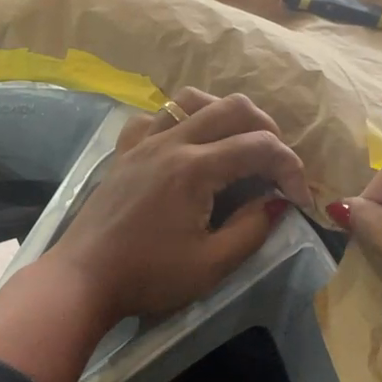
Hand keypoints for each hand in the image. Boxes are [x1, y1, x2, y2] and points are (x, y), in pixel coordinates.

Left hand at [41, 88, 310, 324]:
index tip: (300, 199)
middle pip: (232, 108)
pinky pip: (154, 117)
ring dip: (224, 114)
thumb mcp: (211, 265)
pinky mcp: (123, 154)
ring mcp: (142, 143)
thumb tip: (278, 202)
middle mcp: (170, 142)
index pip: (260, 147)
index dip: (291, 168)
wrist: (82, 280)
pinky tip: (185, 145)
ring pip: (191, 101)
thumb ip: (252, 229)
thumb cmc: (148, 277)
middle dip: (267, 130)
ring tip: (238, 143)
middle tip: (278, 164)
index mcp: (195, 168)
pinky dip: (180, 121)